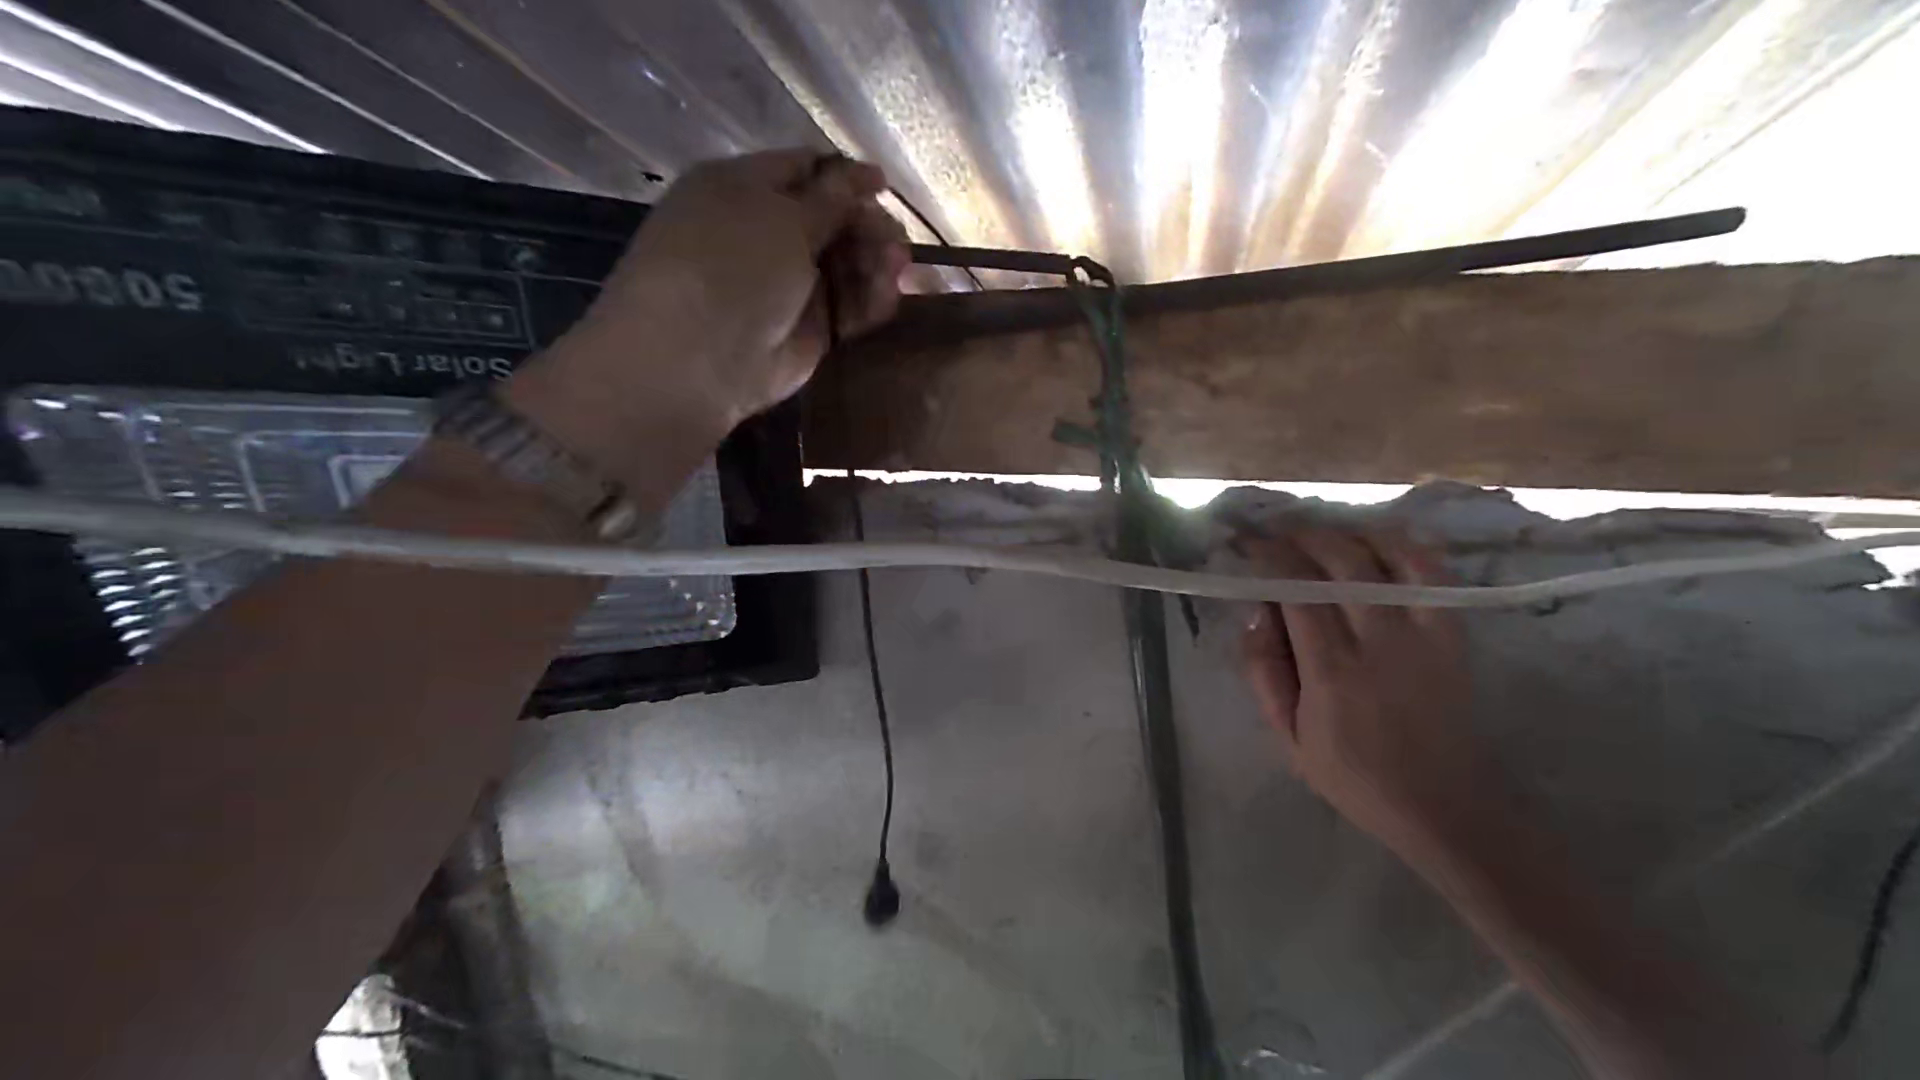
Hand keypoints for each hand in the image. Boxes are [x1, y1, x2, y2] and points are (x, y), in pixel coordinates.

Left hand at [503, 150, 907, 485]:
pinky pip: (849, 307)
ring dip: (876, 264)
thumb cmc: (732, 267)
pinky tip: (888, 298)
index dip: (846, 177)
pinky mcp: (810, 330)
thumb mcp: (782, 218)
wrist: (700, 359)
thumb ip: (830, 199)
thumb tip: (860, 176)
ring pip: (847, 265)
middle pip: (834, 220)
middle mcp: (767, 234)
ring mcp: (789, 285)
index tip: (883, 186)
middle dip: (868, 226)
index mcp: (744, 189)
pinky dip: (871, 301)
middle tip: (894, 244)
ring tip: (895, 272)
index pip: (805, 170)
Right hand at [1239, 529, 1494, 858]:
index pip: (1297, 592)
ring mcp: (1425, 635)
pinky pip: (1431, 573)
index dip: (1270, 557)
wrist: (1445, 807)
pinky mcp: (1454, 635)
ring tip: (1318, 531)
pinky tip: (1375, 539)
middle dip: (1302, 535)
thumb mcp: (1287, 738)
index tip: (1249, 542)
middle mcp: (1380, 643)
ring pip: (1387, 557)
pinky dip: (1402, 545)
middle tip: (1276, 529)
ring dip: (1346, 533)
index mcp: (1332, 672)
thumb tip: (1255, 614)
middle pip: (1341, 563)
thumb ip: (1264, 674)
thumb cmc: (1353, 776)